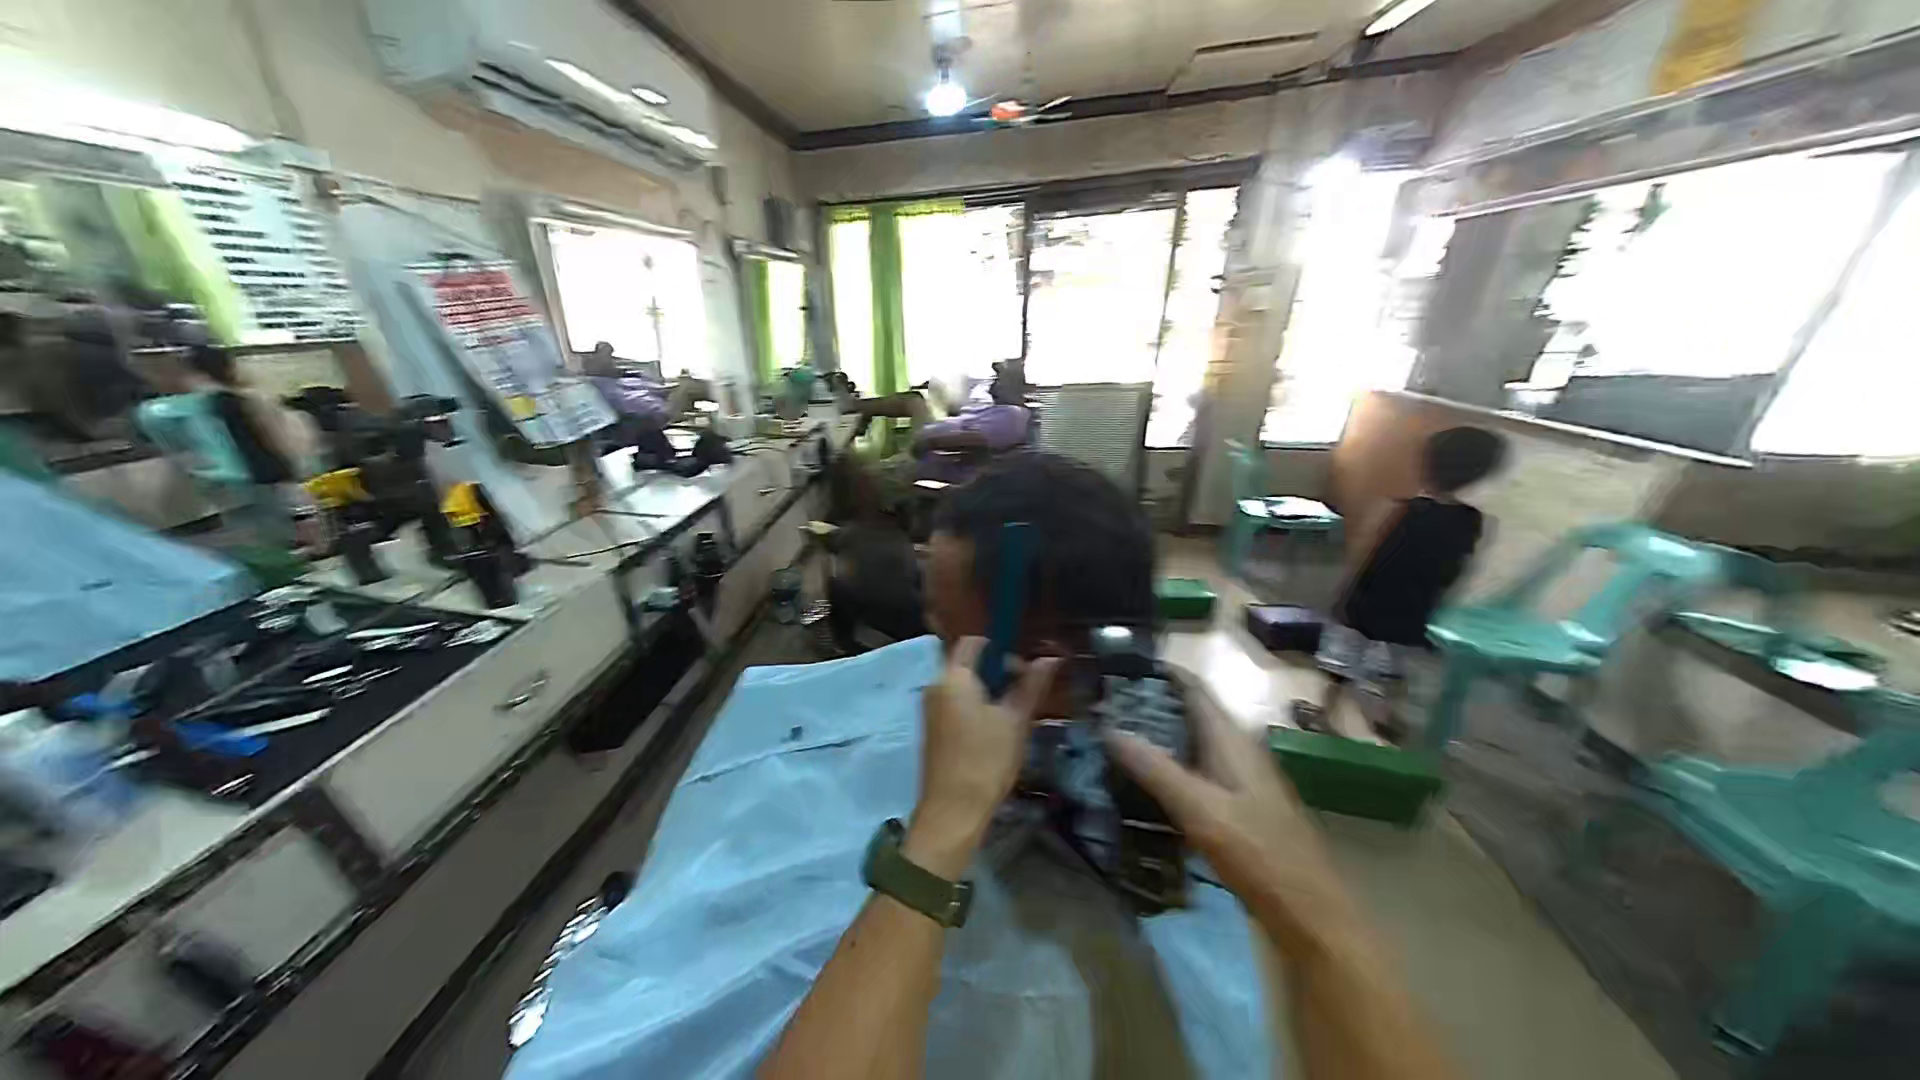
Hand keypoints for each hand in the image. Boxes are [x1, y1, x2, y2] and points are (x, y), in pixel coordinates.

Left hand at [906, 638, 1058, 878]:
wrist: (953, 812)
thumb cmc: (986, 760)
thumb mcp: (1015, 720)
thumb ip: (1031, 685)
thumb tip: (1051, 657)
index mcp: (953, 677)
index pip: (973, 642)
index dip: (1000, 646)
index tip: (1023, 667)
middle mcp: (936, 686)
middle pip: (968, 663)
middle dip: (998, 671)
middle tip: (1025, 692)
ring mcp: (931, 709)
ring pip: (964, 685)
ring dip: (990, 691)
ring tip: (1015, 713)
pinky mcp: (933, 729)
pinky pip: (956, 703)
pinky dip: (976, 706)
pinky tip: (997, 729)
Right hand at [1104, 674, 1350, 951]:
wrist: (1309, 912)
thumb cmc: (1256, 852)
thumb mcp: (1198, 809)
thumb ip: (1154, 768)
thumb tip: (1109, 729)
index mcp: (1231, 738)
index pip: (1192, 688)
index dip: (1159, 673)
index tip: (1118, 668)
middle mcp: (1237, 748)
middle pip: (1190, 712)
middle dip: (1150, 704)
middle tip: (1104, 706)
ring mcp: (1240, 776)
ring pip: (1193, 740)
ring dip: (1158, 734)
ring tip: (1115, 736)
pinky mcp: (1239, 802)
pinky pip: (1197, 767)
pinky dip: (1170, 762)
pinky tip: (1146, 779)